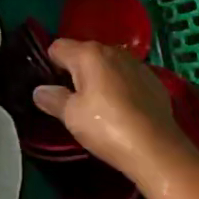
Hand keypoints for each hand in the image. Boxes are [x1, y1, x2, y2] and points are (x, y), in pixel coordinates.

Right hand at [33, 38, 193, 181]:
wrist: (158, 150)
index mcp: (88, 54)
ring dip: (100, 78)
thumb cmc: (107, 128)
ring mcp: (136, 64)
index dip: (50, 65)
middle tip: (74, 100)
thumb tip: (40, 91)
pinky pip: (128, 77)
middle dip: (76, 71)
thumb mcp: (71, 116)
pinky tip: (124, 111)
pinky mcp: (154, 81)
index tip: (53, 88)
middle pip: (84, 53)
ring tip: (100, 107)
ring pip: (107, 64)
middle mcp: (112, 51)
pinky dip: (121, 87)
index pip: (57, 47)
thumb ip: (52, 99)